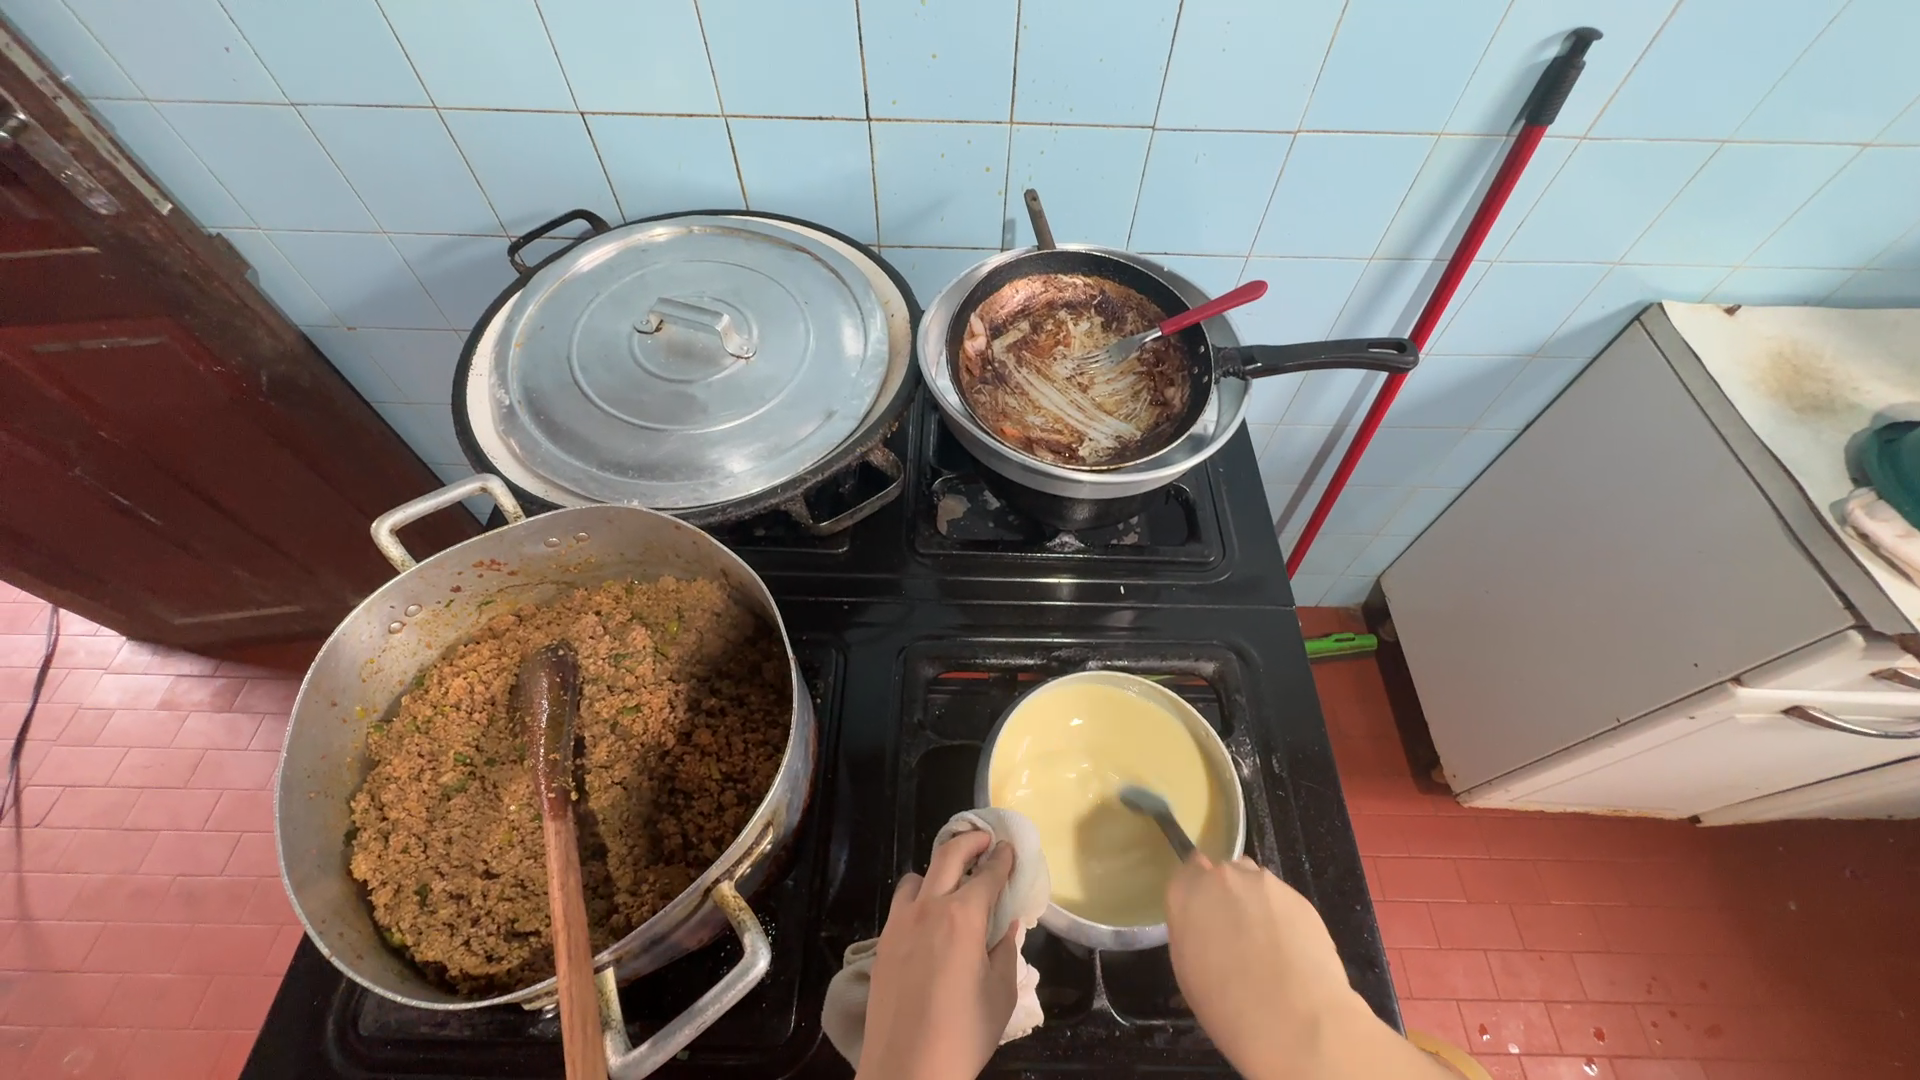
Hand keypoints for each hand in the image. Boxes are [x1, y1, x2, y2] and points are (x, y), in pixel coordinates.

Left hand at [857, 832, 1019, 1079]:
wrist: (907, 1071)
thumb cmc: (963, 1034)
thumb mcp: (1000, 993)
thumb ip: (1005, 950)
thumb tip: (1007, 925)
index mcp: (963, 917)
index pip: (988, 874)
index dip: (1002, 858)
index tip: (1009, 848)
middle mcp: (929, 908)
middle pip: (948, 856)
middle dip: (969, 841)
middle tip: (984, 840)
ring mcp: (899, 923)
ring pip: (918, 877)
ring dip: (938, 871)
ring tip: (953, 883)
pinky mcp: (882, 942)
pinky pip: (901, 904)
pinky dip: (918, 898)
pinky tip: (928, 919)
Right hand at [1166, 855, 1447, 1079]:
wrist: (1300, 1026)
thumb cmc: (1231, 1009)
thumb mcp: (1190, 968)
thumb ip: (1193, 929)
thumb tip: (1205, 917)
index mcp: (1188, 892)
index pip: (1186, 870)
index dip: (1197, 894)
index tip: (1205, 917)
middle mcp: (1224, 875)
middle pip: (1221, 871)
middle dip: (1227, 894)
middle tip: (1235, 934)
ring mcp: (1265, 884)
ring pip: (1254, 882)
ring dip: (1255, 902)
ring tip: (1268, 946)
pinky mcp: (1300, 897)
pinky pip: (1282, 898)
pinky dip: (1283, 916)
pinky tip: (1292, 953)